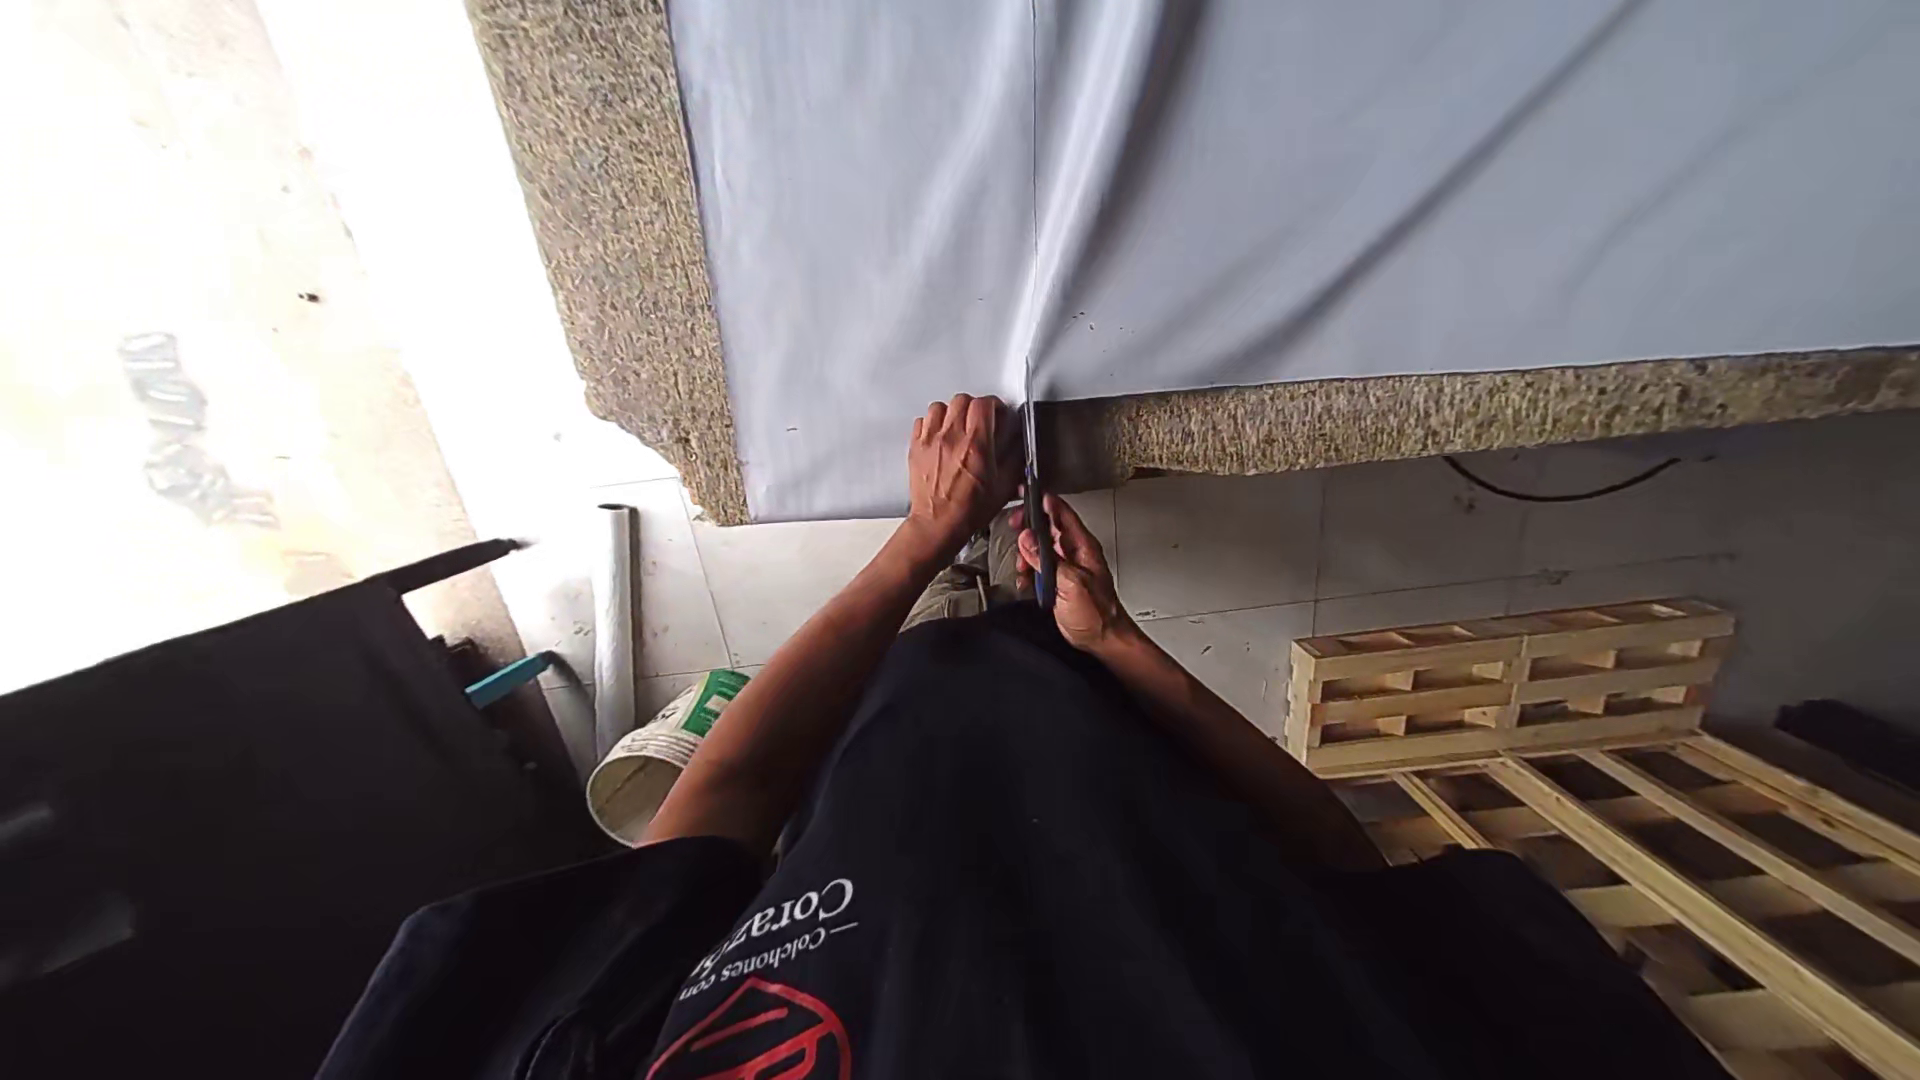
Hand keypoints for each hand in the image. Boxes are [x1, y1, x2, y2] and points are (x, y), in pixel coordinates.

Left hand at [901, 394, 1015, 562]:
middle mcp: (951, 438)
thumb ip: (1014, 458)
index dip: (994, 405)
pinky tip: (939, 436)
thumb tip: (1018, 440)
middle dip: (974, 407)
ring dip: (951, 413)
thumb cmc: (968, 511)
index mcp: (976, 445)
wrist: (939, 525)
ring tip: (958, 426)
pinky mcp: (916, 448)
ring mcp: (930, 441)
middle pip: (962, 400)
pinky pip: (922, 422)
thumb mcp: (1004, 486)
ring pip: (940, 407)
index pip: (984, 404)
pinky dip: (932, 424)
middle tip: (979, 420)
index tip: (997, 414)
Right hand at [1014, 492, 1137, 652]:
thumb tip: (1028, 538)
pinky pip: (1038, 568)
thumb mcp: (1069, 582)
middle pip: (1047, 528)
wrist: (1102, 639)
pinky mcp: (1057, 582)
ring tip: (1024, 567)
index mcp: (1082, 546)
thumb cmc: (1098, 614)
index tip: (1028, 492)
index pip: (1062, 513)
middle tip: (1016, 527)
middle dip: (1029, 528)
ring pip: (1039, 548)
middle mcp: (1073, 553)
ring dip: (1026, 555)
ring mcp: (1065, 567)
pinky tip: (1027, 581)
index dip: (1044, 501)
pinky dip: (1029, 572)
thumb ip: (1046, 559)